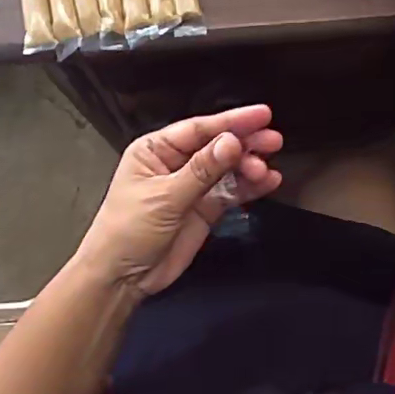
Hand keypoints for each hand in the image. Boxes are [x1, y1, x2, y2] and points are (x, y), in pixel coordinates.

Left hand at [73, 105, 284, 296]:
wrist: (122, 277)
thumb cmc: (126, 232)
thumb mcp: (164, 197)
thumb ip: (201, 170)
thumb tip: (230, 142)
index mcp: (156, 150)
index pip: (199, 129)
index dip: (231, 121)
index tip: (261, 115)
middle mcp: (175, 163)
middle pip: (217, 146)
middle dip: (245, 143)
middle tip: (272, 140)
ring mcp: (192, 187)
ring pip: (228, 169)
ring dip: (249, 167)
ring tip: (266, 170)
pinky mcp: (204, 209)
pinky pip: (231, 192)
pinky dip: (249, 188)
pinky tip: (266, 182)